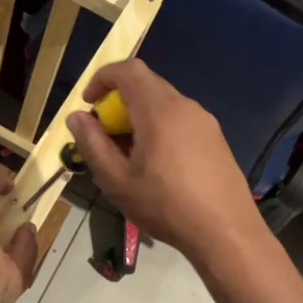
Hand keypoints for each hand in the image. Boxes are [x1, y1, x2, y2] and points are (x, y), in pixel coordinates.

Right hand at [66, 59, 264, 260]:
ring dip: (139, 118)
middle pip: (146, 85)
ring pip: (163, 104)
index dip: (102, 78)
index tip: (89, 105)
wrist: (226, 233)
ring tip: (129, 156)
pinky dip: (159, 129)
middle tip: (105, 137)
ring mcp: (205, 122)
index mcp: (159, 110)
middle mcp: (185, 106)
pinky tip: (157, 167)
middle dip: (118, 102)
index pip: (128, 70)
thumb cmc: (165, 205)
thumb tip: (76, 117)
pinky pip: (180, 121)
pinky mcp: (216, 140)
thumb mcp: (116, 180)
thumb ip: (92, 144)